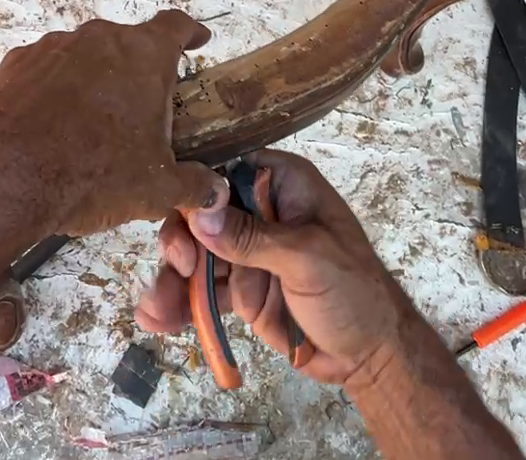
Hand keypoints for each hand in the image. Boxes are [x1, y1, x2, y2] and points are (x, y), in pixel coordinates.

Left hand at [0, 10, 225, 237]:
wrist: (4, 179)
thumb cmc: (94, 173)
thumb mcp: (156, 190)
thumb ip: (191, 185)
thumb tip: (214, 191)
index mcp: (143, 55)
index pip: (176, 27)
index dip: (190, 33)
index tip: (197, 40)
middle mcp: (98, 39)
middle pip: (127, 45)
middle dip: (136, 72)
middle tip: (139, 111)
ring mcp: (50, 48)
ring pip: (82, 58)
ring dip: (90, 82)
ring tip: (87, 127)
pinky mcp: (12, 67)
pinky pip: (41, 75)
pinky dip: (49, 95)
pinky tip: (45, 130)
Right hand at [134, 149, 416, 388]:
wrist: (371, 356)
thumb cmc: (353, 290)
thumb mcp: (307, 257)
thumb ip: (253, 237)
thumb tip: (199, 214)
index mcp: (282, 183)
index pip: (228, 169)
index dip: (198, 186)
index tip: (177, 209)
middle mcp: (260, 211)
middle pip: (201, 213)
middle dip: (180, 238)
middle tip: (176, 263)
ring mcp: (247, 251)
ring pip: (195, 254)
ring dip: (171, 280)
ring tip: (154, 309)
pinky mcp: (239, 288)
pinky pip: (202, 291)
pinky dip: (180, 305)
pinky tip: (156, 320)